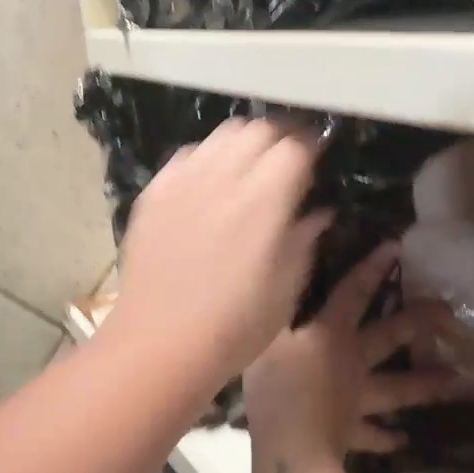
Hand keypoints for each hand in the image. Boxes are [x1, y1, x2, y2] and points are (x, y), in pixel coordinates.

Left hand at [109, 117, 331, 387]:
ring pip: (220, 135)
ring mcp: (182, 181)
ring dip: (242, 142)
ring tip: (250, 167)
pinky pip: (187, 156)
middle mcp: (222, 178)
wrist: (159, 343)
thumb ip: (305, 238)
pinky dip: (206, 159)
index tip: (318, 155)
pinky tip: (211, 184)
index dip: (311, 145)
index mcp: (263, 200)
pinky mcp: (153, 192)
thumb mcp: (287, 288)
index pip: (294, 145)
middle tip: (288, 159)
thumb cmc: (235, 326)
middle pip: (257, 129)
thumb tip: (319, 211)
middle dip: (278, 137)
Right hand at [243, 241, 473, 465]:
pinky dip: (388, 437)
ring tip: (453, 379)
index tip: (397, 248)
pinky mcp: (352, 432)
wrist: (290, 441)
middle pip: (390, 336)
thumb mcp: (265, 334)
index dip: (373, 269)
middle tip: (449, 314)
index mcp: (330, 332)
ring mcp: (357, 399)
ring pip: (397, 388)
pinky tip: (402, 439)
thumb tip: (286, 278)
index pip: (354, 292)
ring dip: (425, 384)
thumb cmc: (272, 382)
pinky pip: (374, 435)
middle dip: (419, 322)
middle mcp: (352, 361)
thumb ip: (278, 308)